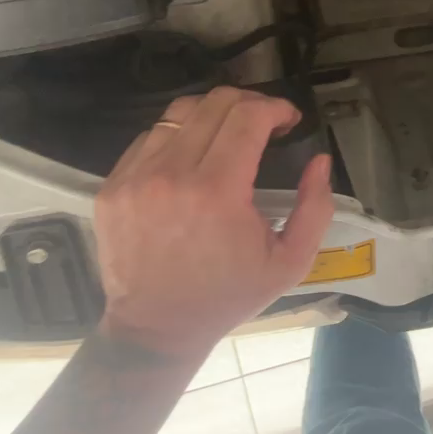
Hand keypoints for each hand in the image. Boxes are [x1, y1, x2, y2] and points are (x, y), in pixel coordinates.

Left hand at [93, 87, 334, 359]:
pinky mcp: (113, 187)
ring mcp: (136, 179)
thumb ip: (315, 207)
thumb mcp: (291, 261)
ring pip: (181, 111)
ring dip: (214, 114)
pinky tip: (194, 155)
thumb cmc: (228, 295)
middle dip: (250, 103)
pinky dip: (180, 134)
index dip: (277, 107)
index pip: (249, 116)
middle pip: (215, 102)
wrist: (155, 330)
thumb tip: (320, 160)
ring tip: (229, 134)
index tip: (289, 120)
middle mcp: (172, 175)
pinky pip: (151, 136)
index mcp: (218, 192)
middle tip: (265, 123)